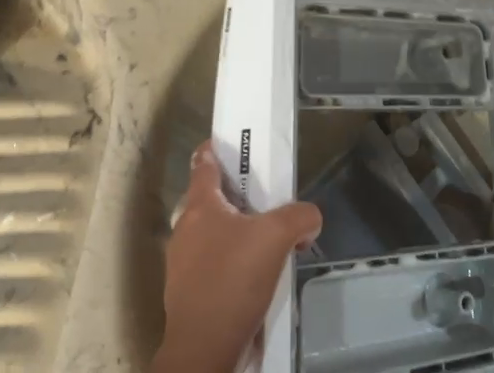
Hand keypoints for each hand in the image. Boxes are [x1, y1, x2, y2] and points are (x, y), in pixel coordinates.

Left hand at [154, 143, 323, 372]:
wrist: (205, 349)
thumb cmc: (234, 280)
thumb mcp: (279, 237)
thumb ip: (300, 216)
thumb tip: (309, 218)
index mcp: (200, 207)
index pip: (203, 164)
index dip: (215, 148)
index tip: (232, 143)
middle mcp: (186, 231)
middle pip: (212, 201)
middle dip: (239, 197)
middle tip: (268, 198)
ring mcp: (183, 265)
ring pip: (214, 236)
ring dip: (239, 235)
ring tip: (270, 243)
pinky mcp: (189, 295)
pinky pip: (215, 267)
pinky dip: (235, 265)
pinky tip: (259, 278)